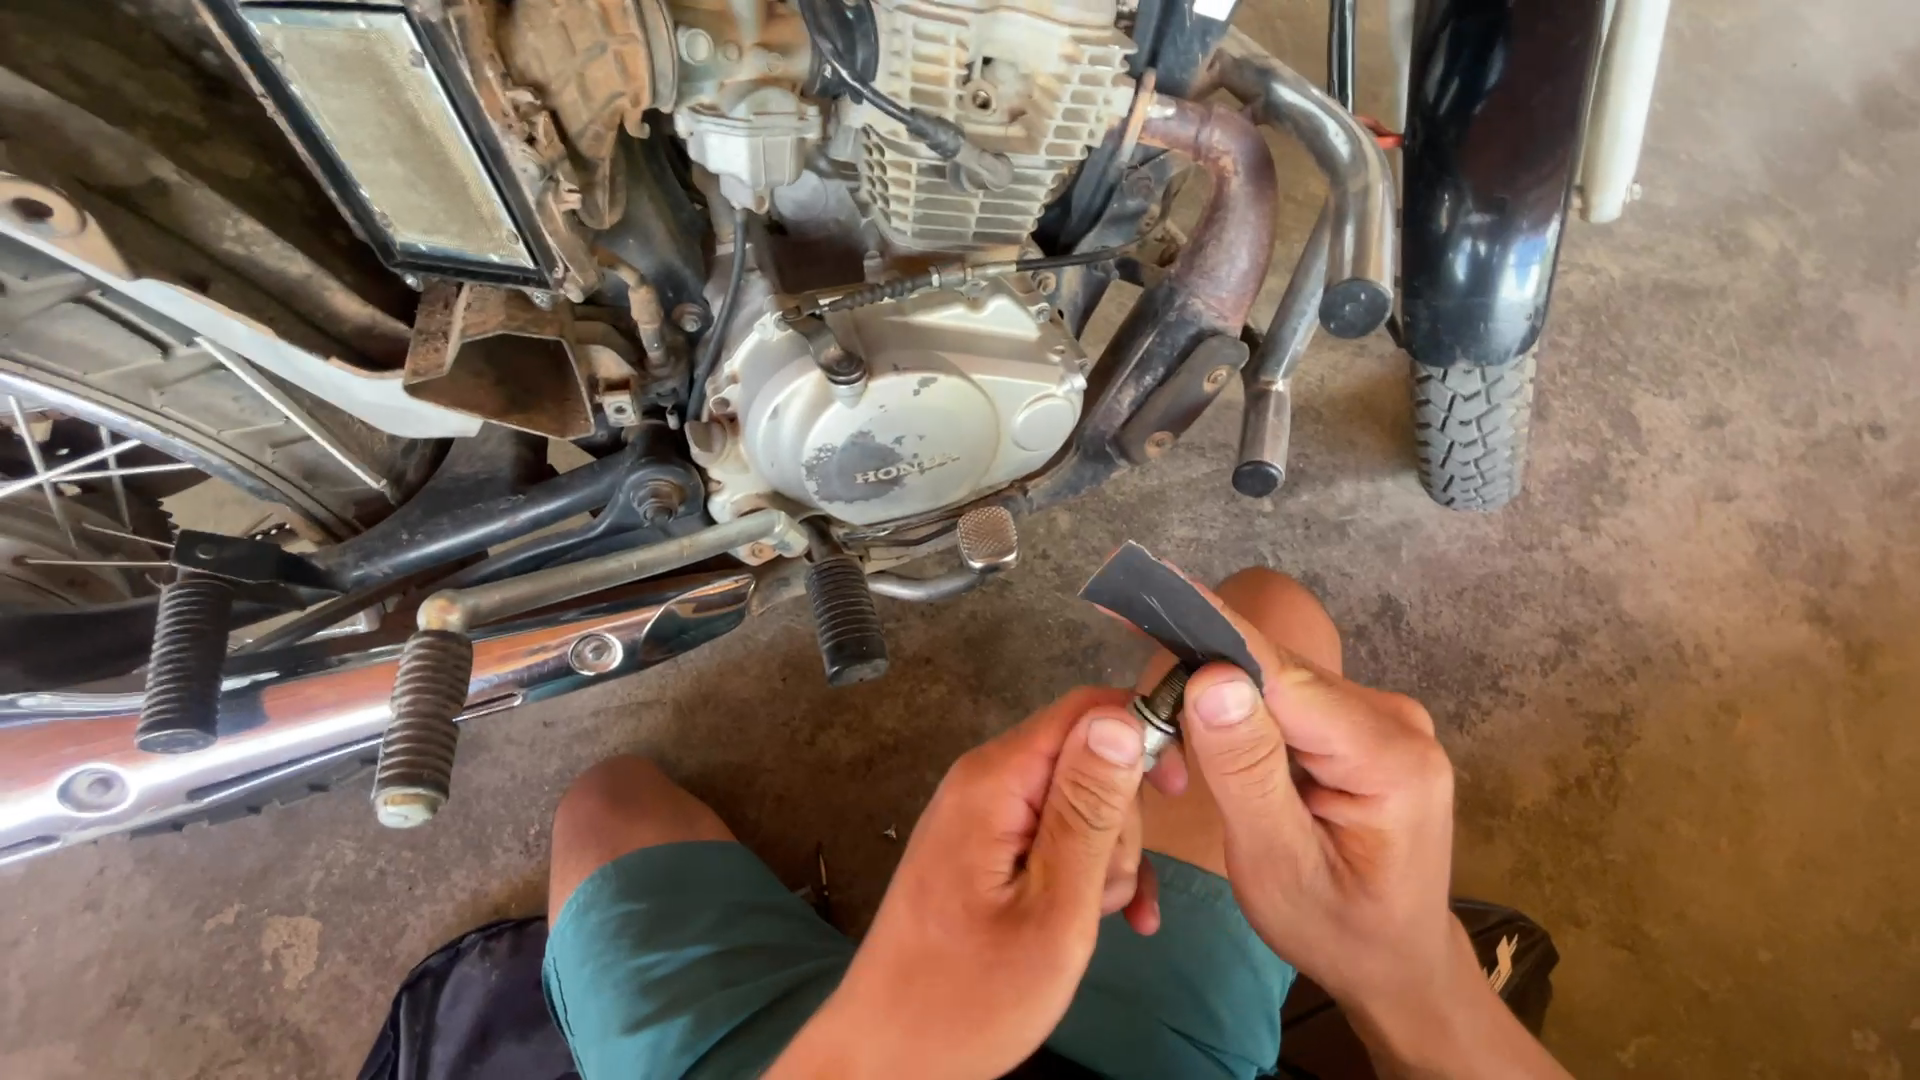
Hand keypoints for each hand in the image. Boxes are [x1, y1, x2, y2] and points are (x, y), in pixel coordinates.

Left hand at [769, 688, 1154, 1078]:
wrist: (891, 1054)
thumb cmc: (972, 995)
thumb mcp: (1052, 908)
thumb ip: (1089, 810)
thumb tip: (1120, 719)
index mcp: (995, 779)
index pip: (1083, 710)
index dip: (1140, 734)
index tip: (1179, 790)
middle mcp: (985, 779)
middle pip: (1085, 758)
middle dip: (1117, 819)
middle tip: (1105, 889)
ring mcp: (984, 814)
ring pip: (1079, 801)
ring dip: (1105, 855)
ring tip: (1092, 917)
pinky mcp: (987, 846)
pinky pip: (1054, 834)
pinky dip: (1086, 870)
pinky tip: (1112, 919)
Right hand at [1176, 587, 1568, 1077]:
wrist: (1395, 964)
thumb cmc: (1337, 930)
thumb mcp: (1278, 866)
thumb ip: (1247, 773)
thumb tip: (1211, 677)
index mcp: (1388, 756)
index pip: (1280, 675)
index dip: (1209, 628)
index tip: (1148, 583)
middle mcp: (1391, 717)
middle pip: (1272, 670)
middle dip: (1198, 672)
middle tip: (1136, 681)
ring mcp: (1374, 715)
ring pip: (1270, 678)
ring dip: (1210, 695)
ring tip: (1168, 739)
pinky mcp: (1353, 721)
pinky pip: (1278, 695)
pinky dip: (1230, 708)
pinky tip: (1202, 729)